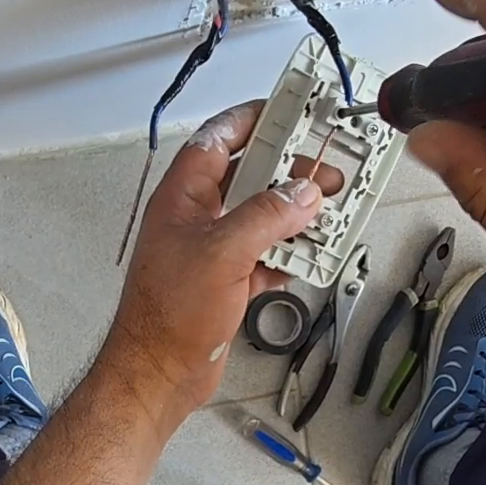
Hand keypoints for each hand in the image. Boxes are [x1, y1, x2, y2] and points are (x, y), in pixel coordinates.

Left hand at [97, 102, 325, 422]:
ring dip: (291, 218)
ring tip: (326, 214)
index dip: (252, 121)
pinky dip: (284, 256)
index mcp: (183, 198)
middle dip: (286, 174)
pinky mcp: (223, 282)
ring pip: (258, 219)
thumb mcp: (222, 253)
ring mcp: (209, 251)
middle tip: (324, 172)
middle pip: (246, 179)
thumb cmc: (169, 315)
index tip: (289, 111)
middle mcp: (195, 220)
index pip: (218, 140)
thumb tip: (301, 193)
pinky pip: (261, 257)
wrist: (159, 373)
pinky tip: (305, 259)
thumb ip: (266, 217)